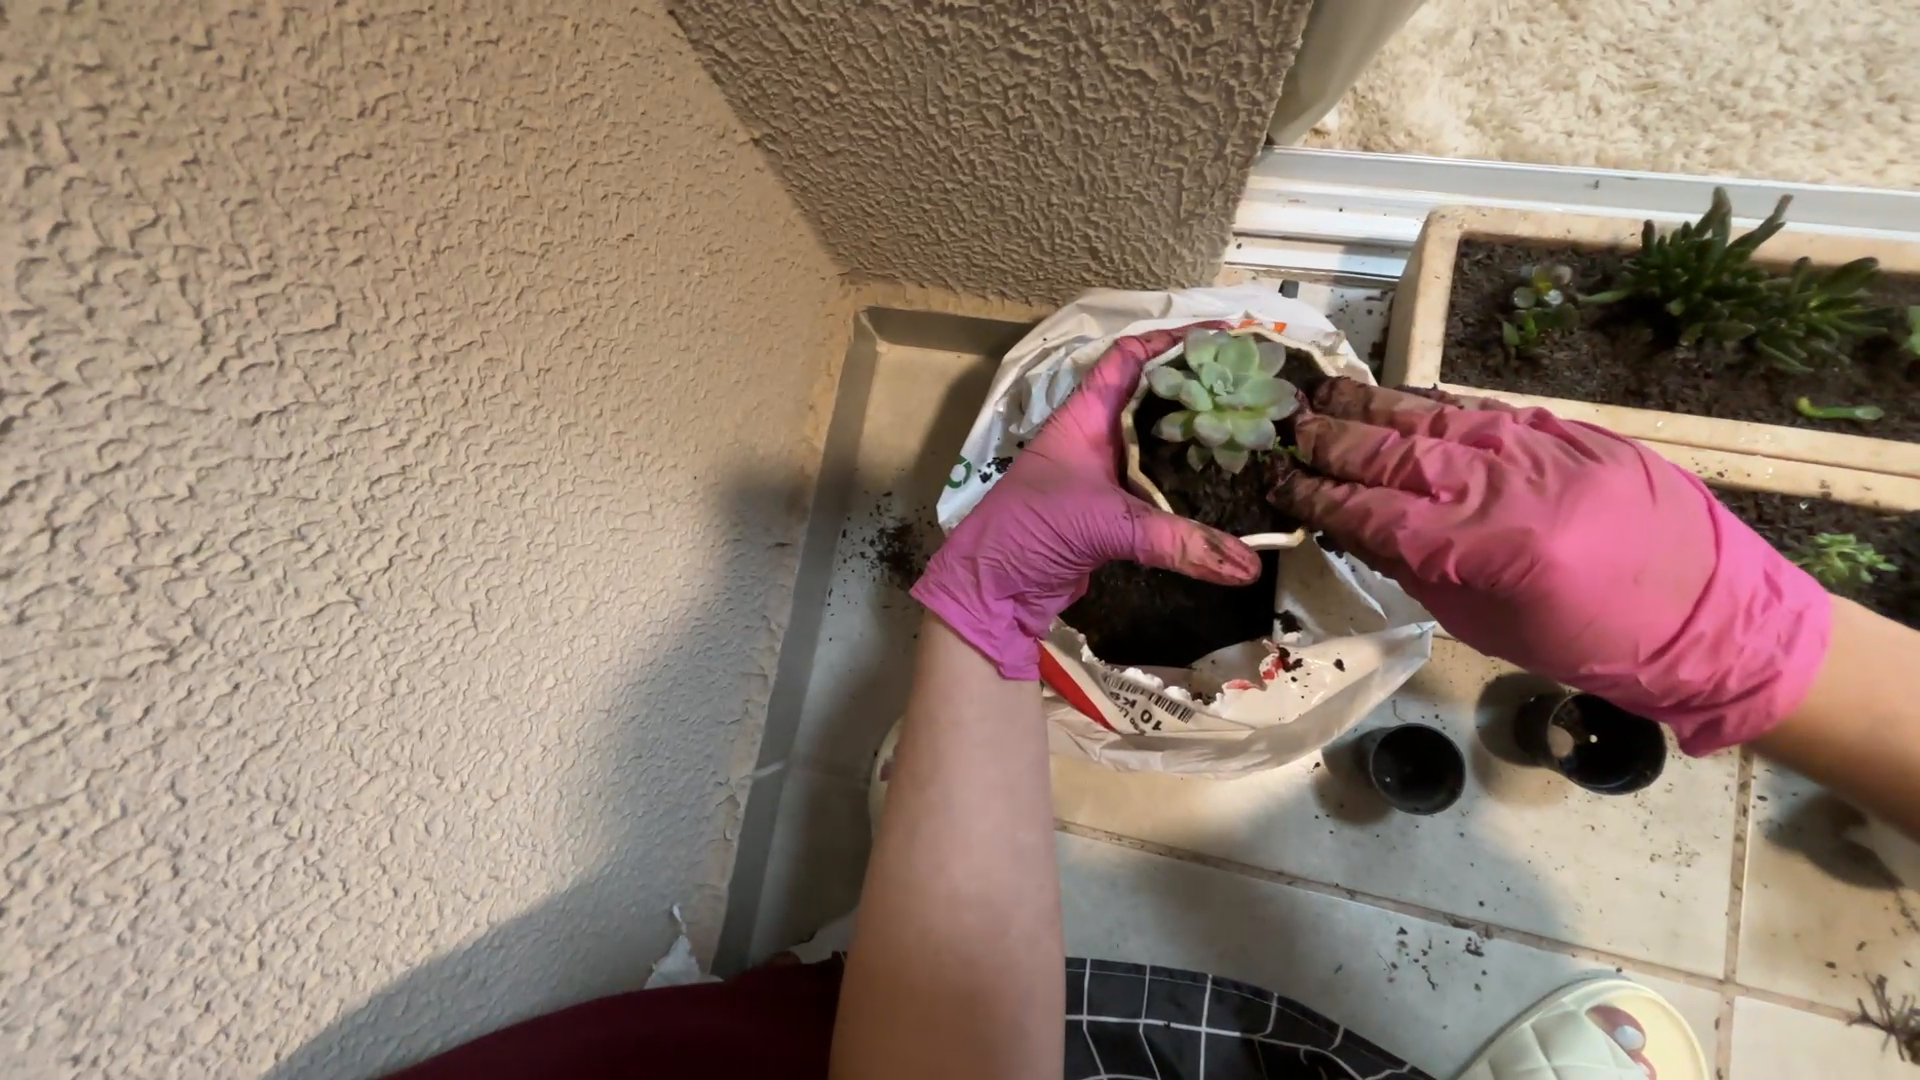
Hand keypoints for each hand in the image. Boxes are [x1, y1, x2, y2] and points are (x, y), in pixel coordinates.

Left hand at [913, 328, 1262, 679]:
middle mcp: (1096, 437)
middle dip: (1197, 387)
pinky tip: (1222, 481)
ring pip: (1157, 441)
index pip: (1128, 359)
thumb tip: (1248, 567)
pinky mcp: (1110, 510)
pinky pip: (1156, 485)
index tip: (1224, 337)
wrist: (993, 588)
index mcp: (1083, 417)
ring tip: (1251, 426)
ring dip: (1195, 435)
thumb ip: (1174, 540)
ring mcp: (1103, 474)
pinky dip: (1185, 481)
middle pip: (1153, 397)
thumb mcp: (1103, 525)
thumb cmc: (1030, 532)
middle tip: (1253, 385)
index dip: (1171, 341)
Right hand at [1267, 379, 1831, 753]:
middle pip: (1391, 453)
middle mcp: (1500, 484)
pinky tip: (1399, 399)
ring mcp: (1536, 448)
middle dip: (1331, 441)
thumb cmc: (1581, 643)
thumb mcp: (1476, 621)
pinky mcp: (1567, 431)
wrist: (1711, 619)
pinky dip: (1430, 404)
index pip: (1368, 511)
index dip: (1316, 497)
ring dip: (1370, 407)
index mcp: (1477, 545)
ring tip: (1327, 396)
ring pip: (1431, 418)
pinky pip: (1481, 409)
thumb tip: (1353, 525)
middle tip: (1290, 429)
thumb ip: (1412, 566)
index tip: (1279, 485)